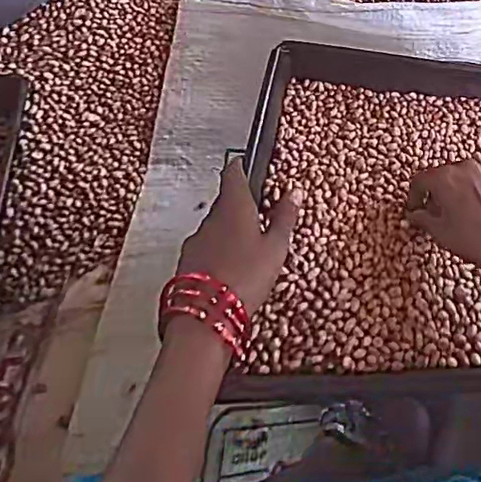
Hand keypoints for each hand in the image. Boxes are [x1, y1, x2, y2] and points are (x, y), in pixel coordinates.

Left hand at [174, 157, 300, 314]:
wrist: (206, 317)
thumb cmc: (246, 276)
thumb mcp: (276, 247)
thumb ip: (284, 218)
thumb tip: (294, 193)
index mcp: (234, 206)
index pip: (233, 173)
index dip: (241, 166)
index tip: (247, 164)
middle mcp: (210, 219)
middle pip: (224, 202)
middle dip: (240, 206)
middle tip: (258, 214)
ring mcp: (195, 242)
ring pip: (214, 228)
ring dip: (228, 232)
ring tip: (248, 248)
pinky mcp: (186, 265)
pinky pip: (205, 250)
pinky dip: (218, 252)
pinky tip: (231, 268)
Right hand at [405, 160, 480, 272]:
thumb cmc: (475, 240)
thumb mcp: (440, 233)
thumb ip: (422, 218)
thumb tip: (415, 214)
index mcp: (444, 178)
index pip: (420, 180)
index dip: (414, 195)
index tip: (415, 207)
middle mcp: (465, 167)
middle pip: (443, 175)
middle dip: (437, 191)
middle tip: (437, 211)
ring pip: (465, 175)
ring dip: (459, 188)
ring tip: (462, 211)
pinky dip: (479, 188)